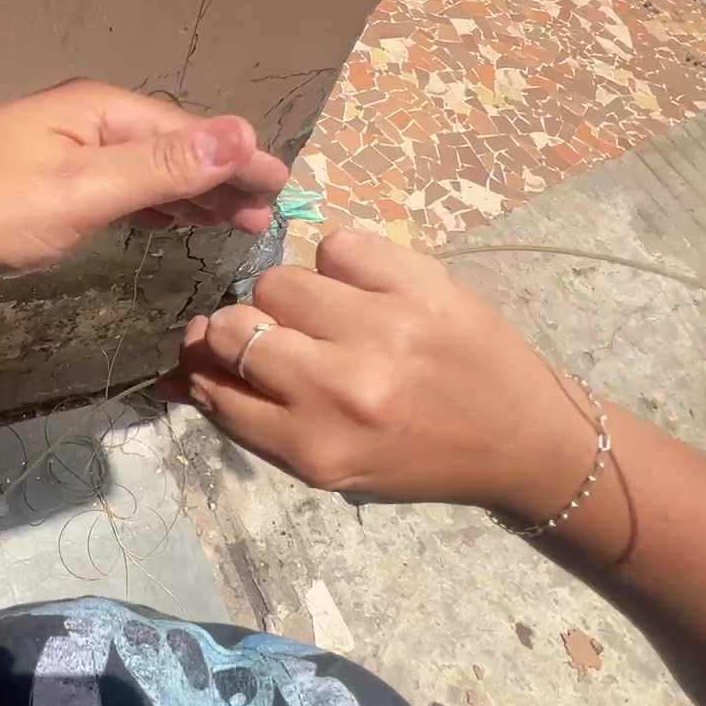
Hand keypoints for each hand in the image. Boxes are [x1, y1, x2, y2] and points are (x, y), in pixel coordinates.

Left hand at [0, 79, 288, 278]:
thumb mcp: (82, 191)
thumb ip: (161, 166)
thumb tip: (240, 132)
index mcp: (99, 110)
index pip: (189, 132)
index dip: (238, 158)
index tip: (282, 185)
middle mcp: (86, 119)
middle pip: (170, 146)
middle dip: (219, 178)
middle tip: (265, 213)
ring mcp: (64, 148)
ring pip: (145, 168)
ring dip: (189, 193)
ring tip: (230, 220)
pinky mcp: (48, 179)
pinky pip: (117, 186)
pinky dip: (150, 203)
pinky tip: (166, 219)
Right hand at [159, 229, 599, 520]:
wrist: (528, 439)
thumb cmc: (416, 456)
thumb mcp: (326, 461)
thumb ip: (250, 418)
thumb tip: (177, 371)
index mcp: (316, 448)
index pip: (215, 387)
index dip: (206, 364)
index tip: (213, 355)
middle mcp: (343, 390)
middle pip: (236, 327)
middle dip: (244, 329)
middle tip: (281, 338)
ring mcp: (384, 330)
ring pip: (279, 282)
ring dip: (293, 298)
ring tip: (333, 316)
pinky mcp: (423, 283)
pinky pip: (336, 244)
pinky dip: (342, 264)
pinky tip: (368, 291)